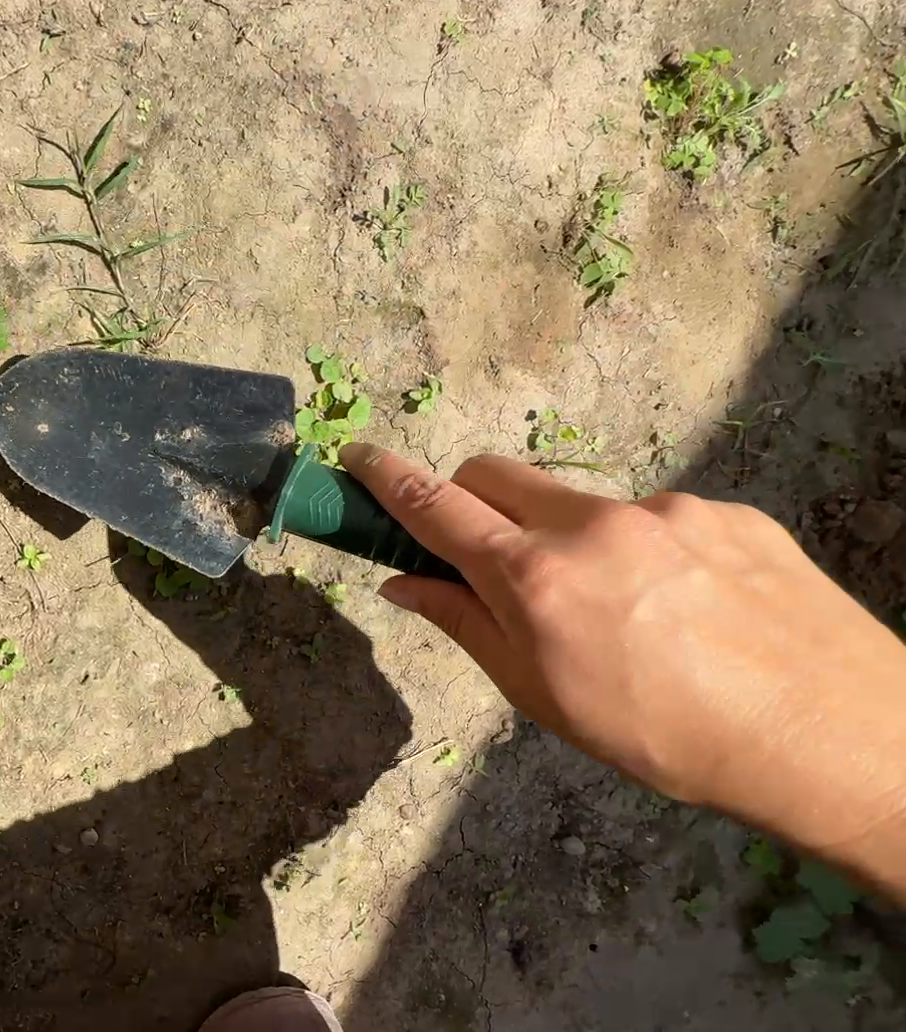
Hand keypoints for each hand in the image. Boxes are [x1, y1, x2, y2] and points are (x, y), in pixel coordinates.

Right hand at [340, 443, 905, 870]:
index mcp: (533, 574)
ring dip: (562, 535)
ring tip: (616, 604)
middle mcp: (592, 524)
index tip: (357, 456)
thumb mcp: (536, 691)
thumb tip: (399, 584)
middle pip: (493, 473)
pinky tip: (680, 602)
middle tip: (485, 551)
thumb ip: (461, 622)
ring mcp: (666, 510)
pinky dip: (636, 546)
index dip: (386, 477)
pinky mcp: (729, 513)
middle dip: (469, 499)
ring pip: (574, 501)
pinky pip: (651, 515)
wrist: (850, 748)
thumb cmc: (661, 735)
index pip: (434, 505)